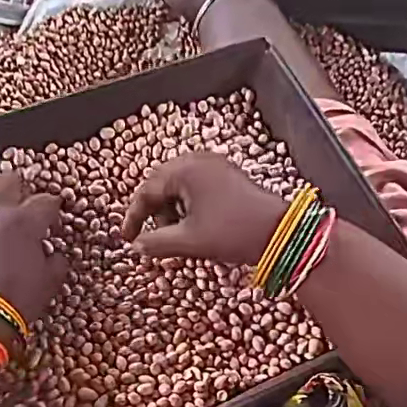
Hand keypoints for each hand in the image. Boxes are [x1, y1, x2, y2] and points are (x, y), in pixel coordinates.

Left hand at [0, 170, 67, 328]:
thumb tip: (55, 256)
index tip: (53, 218)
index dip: (53, 208)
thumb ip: (56, 262)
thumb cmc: (16, 301)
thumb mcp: (49, 283)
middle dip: (21, 189)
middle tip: (24, 204)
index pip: (46, 201)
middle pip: (11, 179)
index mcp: (26, 220)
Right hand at [120, 153, 287, 266]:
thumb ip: (155, 242)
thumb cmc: (232, 233)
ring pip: (178, 186)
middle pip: (160, 184)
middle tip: (151, 236)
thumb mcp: (187, 241)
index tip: (128, 238)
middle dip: (153, 212)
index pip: (146, 190)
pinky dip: (187, 206)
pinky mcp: (227, 177)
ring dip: (170, 210)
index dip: (134, 217)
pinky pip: (195, 187)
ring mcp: (215, 166)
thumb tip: (136, 246)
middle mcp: (198, 160)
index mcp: (185, 170)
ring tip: (177, 234)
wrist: (279, 232)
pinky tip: (193, 226)